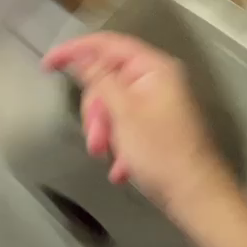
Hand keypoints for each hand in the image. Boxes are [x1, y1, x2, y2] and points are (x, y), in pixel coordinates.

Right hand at [43, 32, 238, 221]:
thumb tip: (78, 55)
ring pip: (111, 102)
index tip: (47, 64)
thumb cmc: (161, 153)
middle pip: (106, 77)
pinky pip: (123, 121)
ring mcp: (156, 102)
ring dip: (103, 128)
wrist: (199, 202)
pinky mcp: (156, 125)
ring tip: (105, 154)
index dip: (73, 50)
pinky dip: (117, 140)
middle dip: (95, 108)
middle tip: (94, 134)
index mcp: (153, 68)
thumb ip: (97, 77)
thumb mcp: (122, 112)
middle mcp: (156, 79)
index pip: (105, 44)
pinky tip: (120, 166)